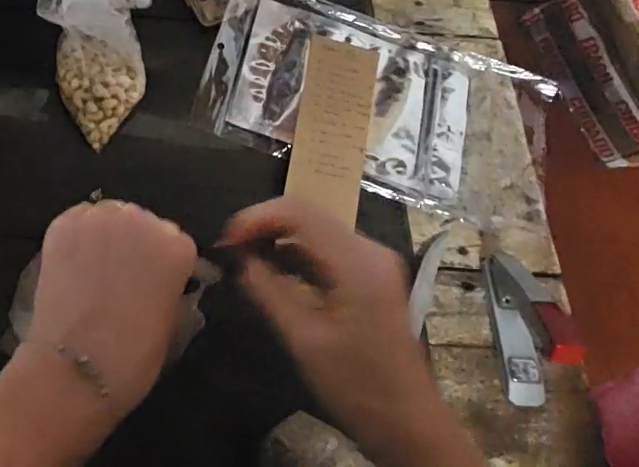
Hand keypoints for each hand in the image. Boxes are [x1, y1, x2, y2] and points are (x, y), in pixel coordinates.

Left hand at [23, 199, 198, 409]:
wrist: (76, 367)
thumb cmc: (133, 355)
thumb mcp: (169, 320)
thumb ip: (169, 285)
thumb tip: (159, 276)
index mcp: (175, 245)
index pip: (174, 242)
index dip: (161, 264)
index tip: (151, 282)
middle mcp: (140, 219)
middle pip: (140, 222)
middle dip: (133, 244)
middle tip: (120, 276)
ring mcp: (99, 218)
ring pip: (108, 217)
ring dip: (105, 237)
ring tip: (93, 271)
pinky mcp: (64, 223)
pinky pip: (77, 221)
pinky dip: (77, 238)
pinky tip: (73, 265)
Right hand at [223, 198, 482, 466]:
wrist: (412, 427)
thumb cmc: (357, 388)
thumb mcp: (303, 339)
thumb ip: (267, 290)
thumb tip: (237, 257)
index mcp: (356, 262)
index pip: (297, 211)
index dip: (255, 217)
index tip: (226, 240)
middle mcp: (369, 250)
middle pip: (307, 213)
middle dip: (264, 225)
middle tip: (231, 248)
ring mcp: (374, 261)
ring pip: (315, 227)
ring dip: (278, 237)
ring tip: (245, 258)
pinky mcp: (372, 274)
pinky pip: (327, 246)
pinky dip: (297, 251)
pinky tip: (275, 271)